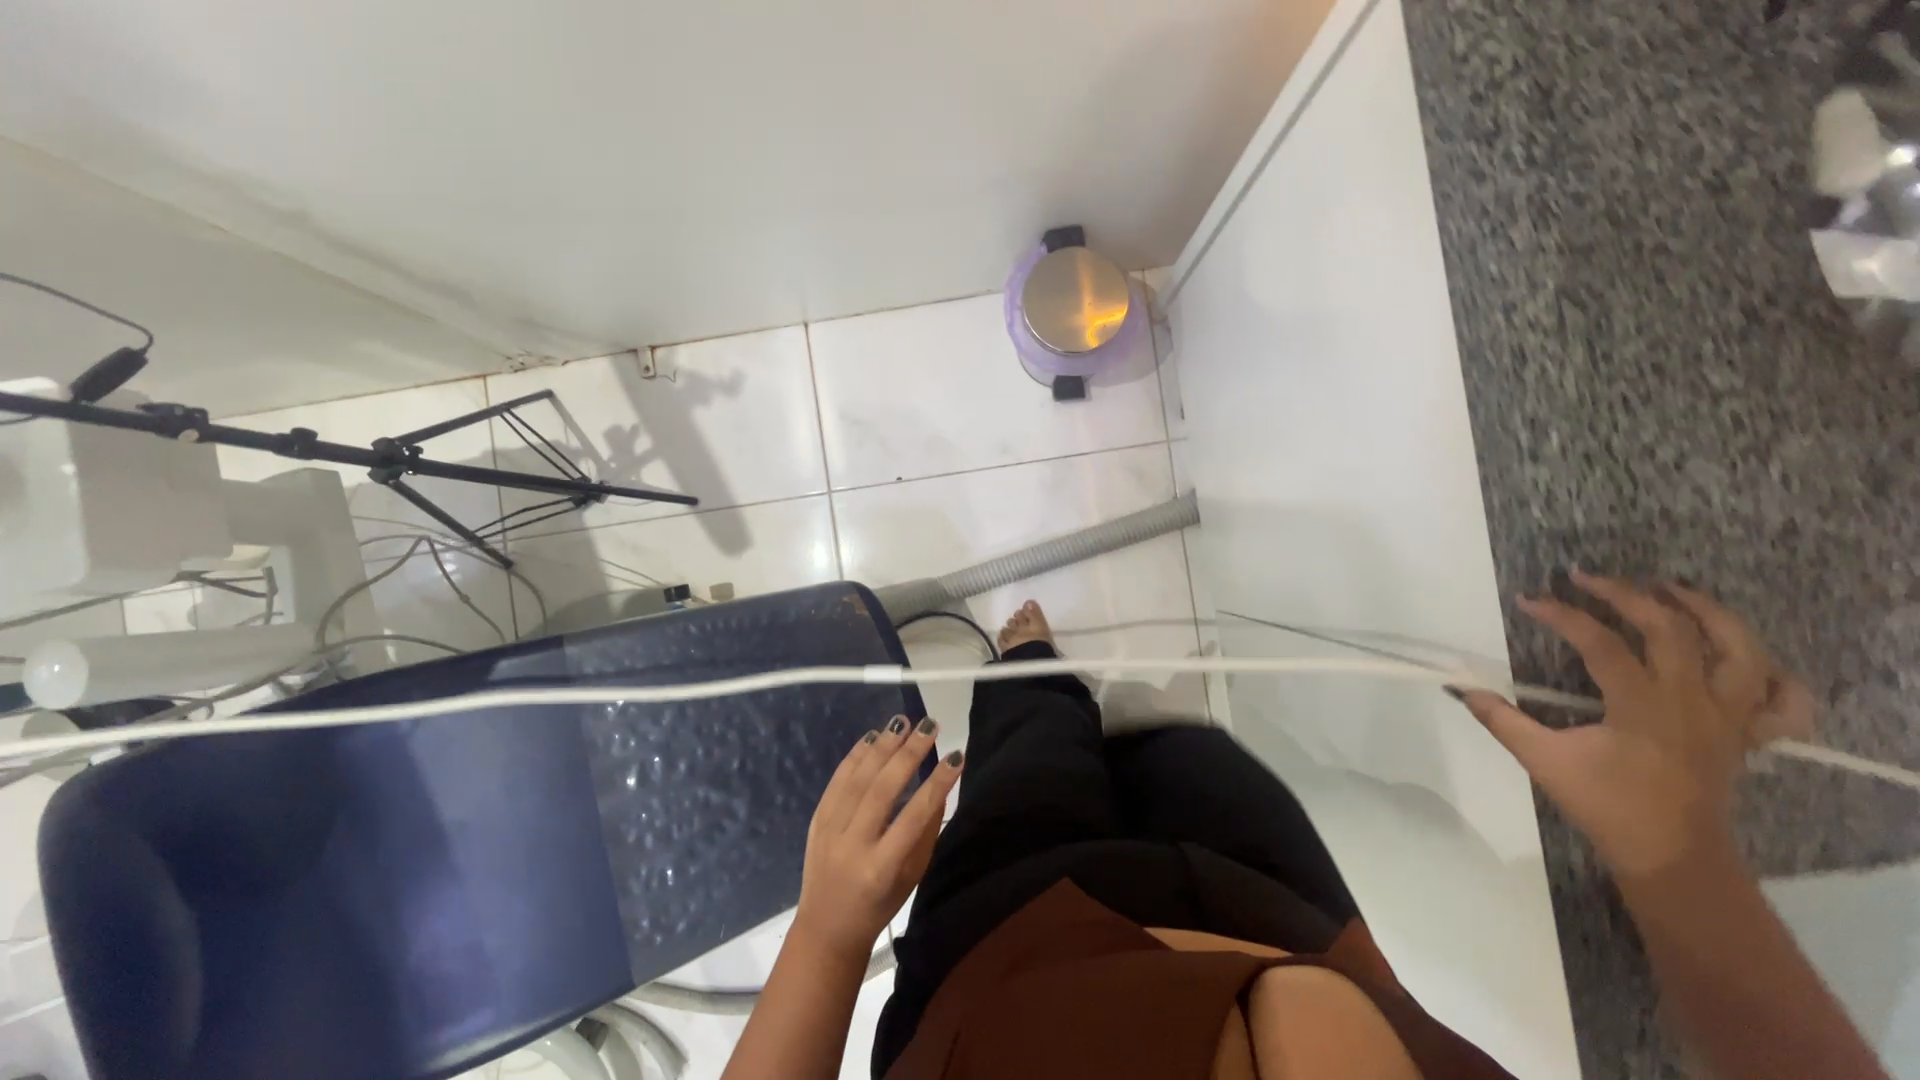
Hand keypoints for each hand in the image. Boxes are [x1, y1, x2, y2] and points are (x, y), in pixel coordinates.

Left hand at [793, 715, 963, 955]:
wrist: (826, 928)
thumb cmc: (880, 906)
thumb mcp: (912, 876)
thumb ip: (926, 832)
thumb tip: (940, 787)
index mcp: (881, 868)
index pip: (913, 818)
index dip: (936, 785)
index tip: (955, 756)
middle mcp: (852, 845)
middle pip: (881, 791)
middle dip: (907, 754)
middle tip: (929, 726)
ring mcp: (829, 831)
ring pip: (857, 781)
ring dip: (882, 747)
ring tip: (903, 722)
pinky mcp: (816, 821)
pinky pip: (837, 782)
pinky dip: (855, 756)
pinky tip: (873, 737)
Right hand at [1455, 570, 1815, 879]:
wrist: (1670, 855)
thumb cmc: (1606, 805)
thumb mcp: (1544, 761)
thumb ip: (1502, 720)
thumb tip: (1463, 688)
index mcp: (1642, 704)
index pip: (1600, 642)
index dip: (1562, 615)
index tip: (1528, 600)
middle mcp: (1693, 699)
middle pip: (1671, 627)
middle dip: (1627, 594)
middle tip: (1587, 577)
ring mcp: (1729, 715)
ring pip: (1740, 648)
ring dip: (1707, 611)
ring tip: (1671, 590)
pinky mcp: (1747, 734)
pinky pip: (1783, 700)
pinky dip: (1775, 674)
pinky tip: (1747, 658)